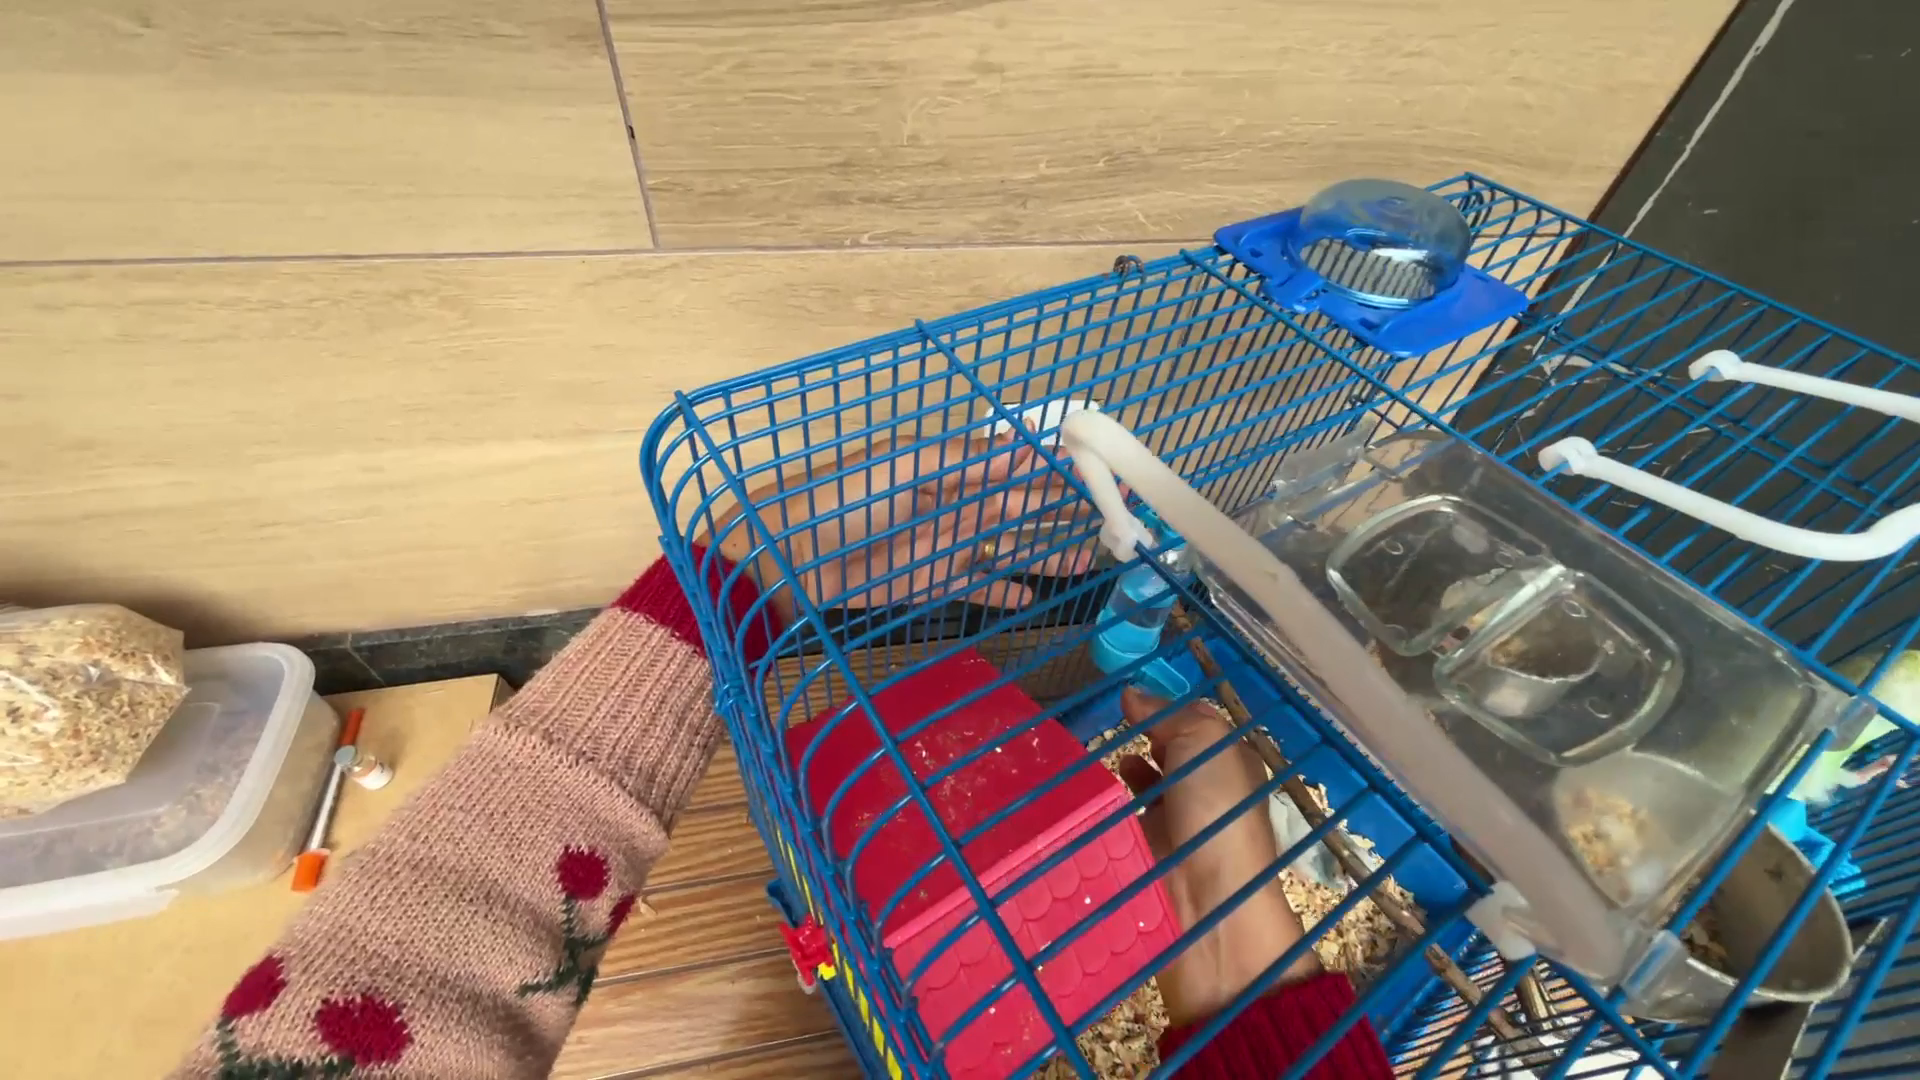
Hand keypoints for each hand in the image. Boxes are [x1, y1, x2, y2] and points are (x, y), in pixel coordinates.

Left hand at [697, 432, 1096, 620]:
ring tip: (1085, 559)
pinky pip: (974, 586)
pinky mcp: (930, 583)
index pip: (1009, 464)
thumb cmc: (842, 501)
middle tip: (1107, 517)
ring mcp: (943, 546)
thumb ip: (961, 459)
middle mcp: (952, 505)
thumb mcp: (901, 469)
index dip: (1049, 466)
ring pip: (1005, 548)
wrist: (787, 557)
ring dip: (1042, 553)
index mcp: (946, 469)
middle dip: (1060, 511)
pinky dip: (1001, 591)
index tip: (1093, 468)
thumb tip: (1022, 439)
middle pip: (1017, 508)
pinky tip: (1030, 597)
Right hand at [1114, 689, 1319, 1028]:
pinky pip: (1125, 809)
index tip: (1125, 693)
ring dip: (1124, 762)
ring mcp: (1175, 816)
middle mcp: (1205, 786)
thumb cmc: (1216, 810)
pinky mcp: (1147, 843)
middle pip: (1168, 747)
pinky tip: (1094, 786)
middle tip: (1105, 715)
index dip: (1164, 705)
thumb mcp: (1204, 742)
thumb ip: (1168, 713)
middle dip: (1141, 732)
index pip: (1194, 722)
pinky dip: (1110, 796)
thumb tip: (1132, 694)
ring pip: (1145, 777)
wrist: (1207, 900)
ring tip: (1097, 748)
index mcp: (1229, 761)